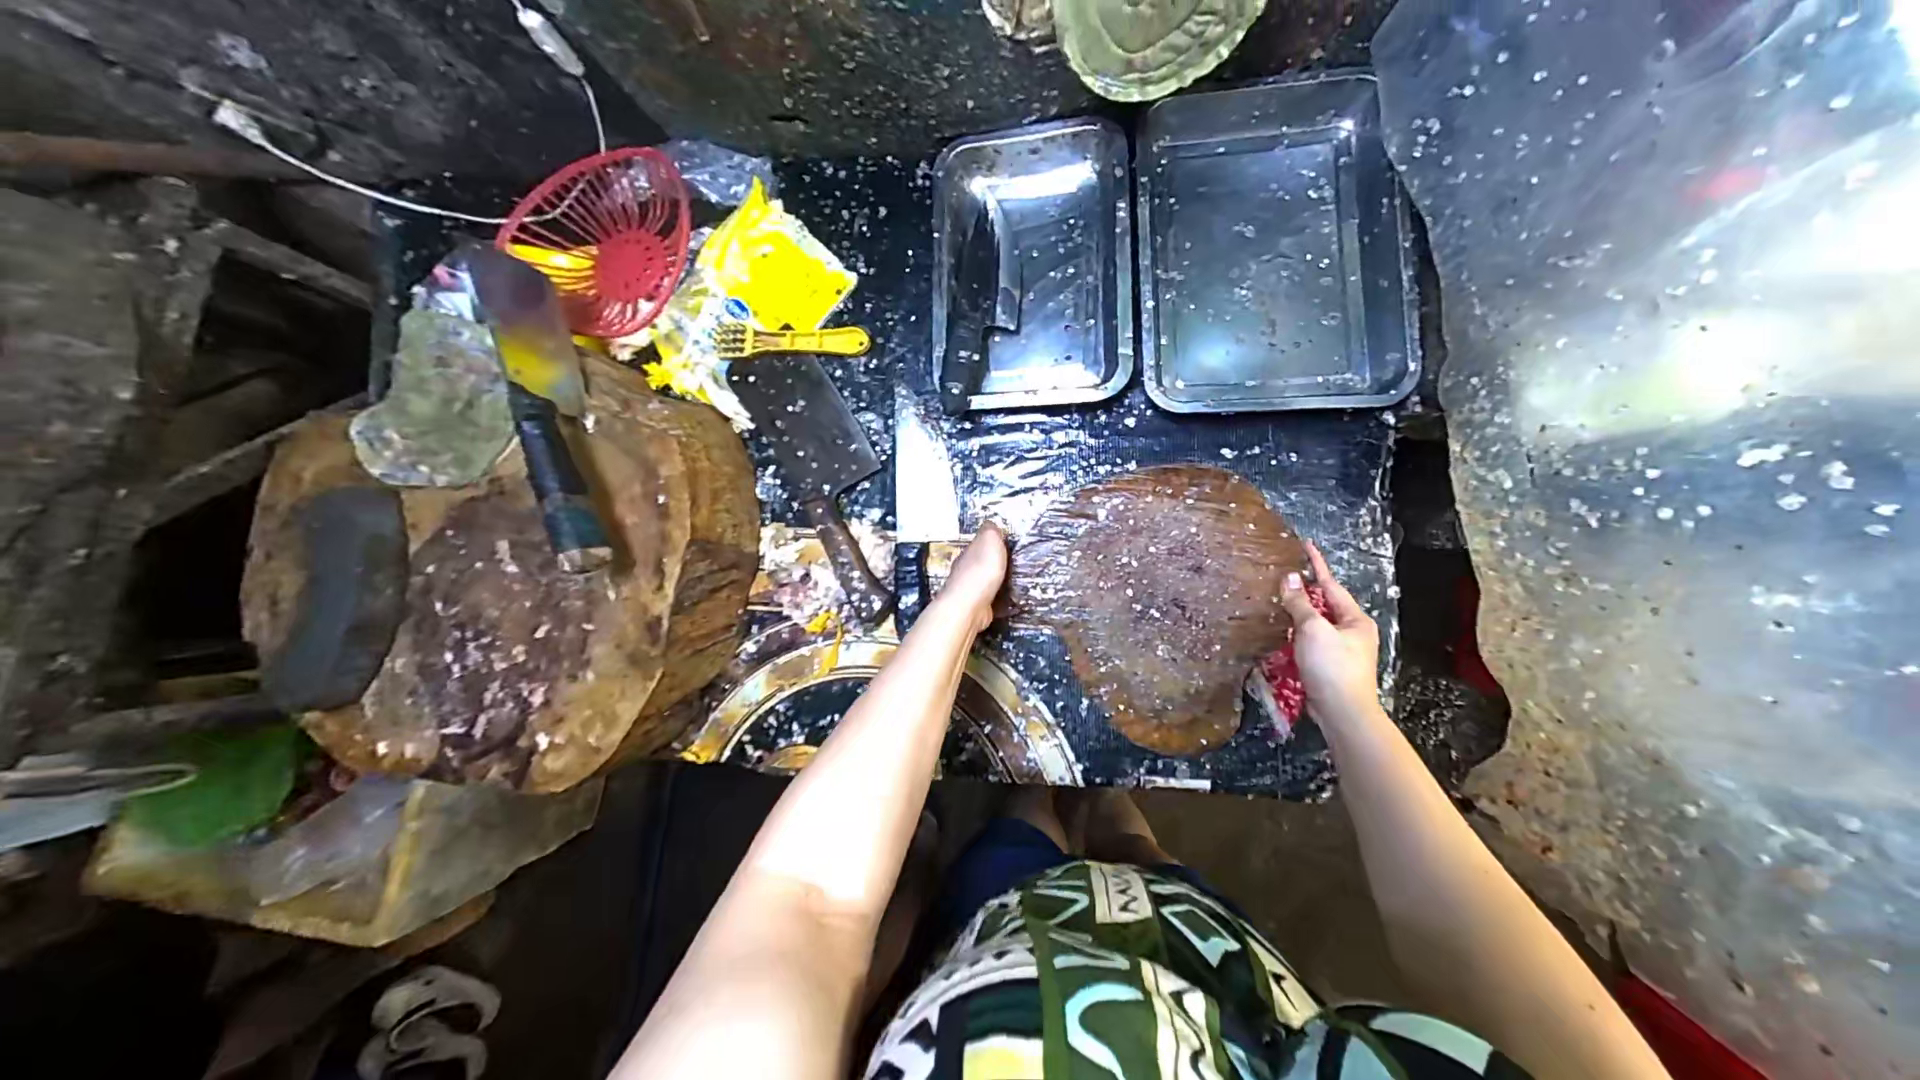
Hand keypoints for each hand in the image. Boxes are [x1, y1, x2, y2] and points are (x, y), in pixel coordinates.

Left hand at [935, 522, 1007, 632]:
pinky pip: (989, 599)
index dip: (993, 542)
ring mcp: (968, 591)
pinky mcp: (976, 608)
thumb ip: (991, 531)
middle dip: (994, 562)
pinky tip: (1006, 598)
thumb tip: (991, 524)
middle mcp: (964, 570)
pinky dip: (997, 597)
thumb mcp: (989, 539)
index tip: (1007, 543)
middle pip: (980, 562)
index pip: (979, 543)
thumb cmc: (980, 571)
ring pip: (984, 581)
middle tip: (1014, 562)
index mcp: (968, 551)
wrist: (969, 607)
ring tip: (1014, 580)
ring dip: (996, 580)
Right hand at [1280, 540, 1380, 724]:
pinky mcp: (1329, 665)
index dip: (1317, 565)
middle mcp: (1352, 631)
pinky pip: (1310, 640)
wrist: (1343, 713)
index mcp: (1355, 619)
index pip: (1331, 585)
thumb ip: (1300, 604)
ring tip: (1279, 598)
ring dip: (1298, 612)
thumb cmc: (1332, 667)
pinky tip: (1282, 630)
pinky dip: (1296, 632)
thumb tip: (1290, 578)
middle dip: (1305, 590)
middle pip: (1324, 603)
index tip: (1306, 545)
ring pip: (1316, 623)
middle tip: (1284, 574)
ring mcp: (1342, 650)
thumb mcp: (1313, 630)